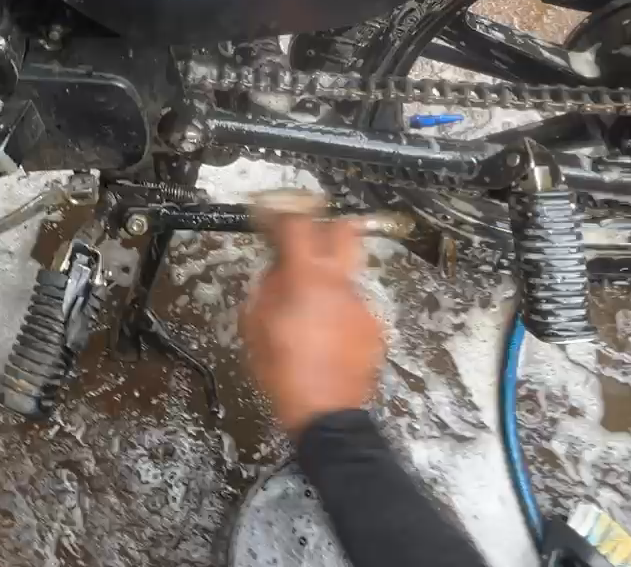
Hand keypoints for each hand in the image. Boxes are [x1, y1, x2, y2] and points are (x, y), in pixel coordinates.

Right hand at [240, 214, 385, 436]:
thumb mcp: (255, 326)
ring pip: (348, 270)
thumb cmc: (281, 370)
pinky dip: (339, 307)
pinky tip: (327, 331)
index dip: (281, 214)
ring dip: (330, 273)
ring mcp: (362, 304)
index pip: (296, 225)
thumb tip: (276, 271)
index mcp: (306, 277)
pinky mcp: (375, 327)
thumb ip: (266, 287)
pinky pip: (354, 303)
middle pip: (343, 230)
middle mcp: (339, 282)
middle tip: (306, 237)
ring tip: (312, 298)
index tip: (269, 216)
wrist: (326, 417)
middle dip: (325, 224)